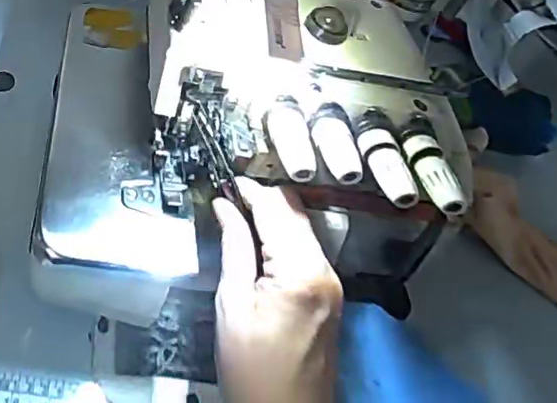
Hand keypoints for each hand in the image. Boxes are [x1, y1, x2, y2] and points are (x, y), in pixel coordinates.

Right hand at [212, 177, 343, 402]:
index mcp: (300, 271)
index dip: (247, 189)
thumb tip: (226, 206)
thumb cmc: (255, 375)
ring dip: (272, 215)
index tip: (225, 182)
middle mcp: (324, 271)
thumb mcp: (233, 305)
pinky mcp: (330, 296)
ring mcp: (331, 284)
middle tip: (229, 198)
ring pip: (301, 225)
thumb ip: (234, 246)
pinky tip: (260, 242)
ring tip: (239, 217)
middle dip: (261, 198)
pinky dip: (283, 236)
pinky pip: (306, 247)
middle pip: (292, 210)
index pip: (273, 207)